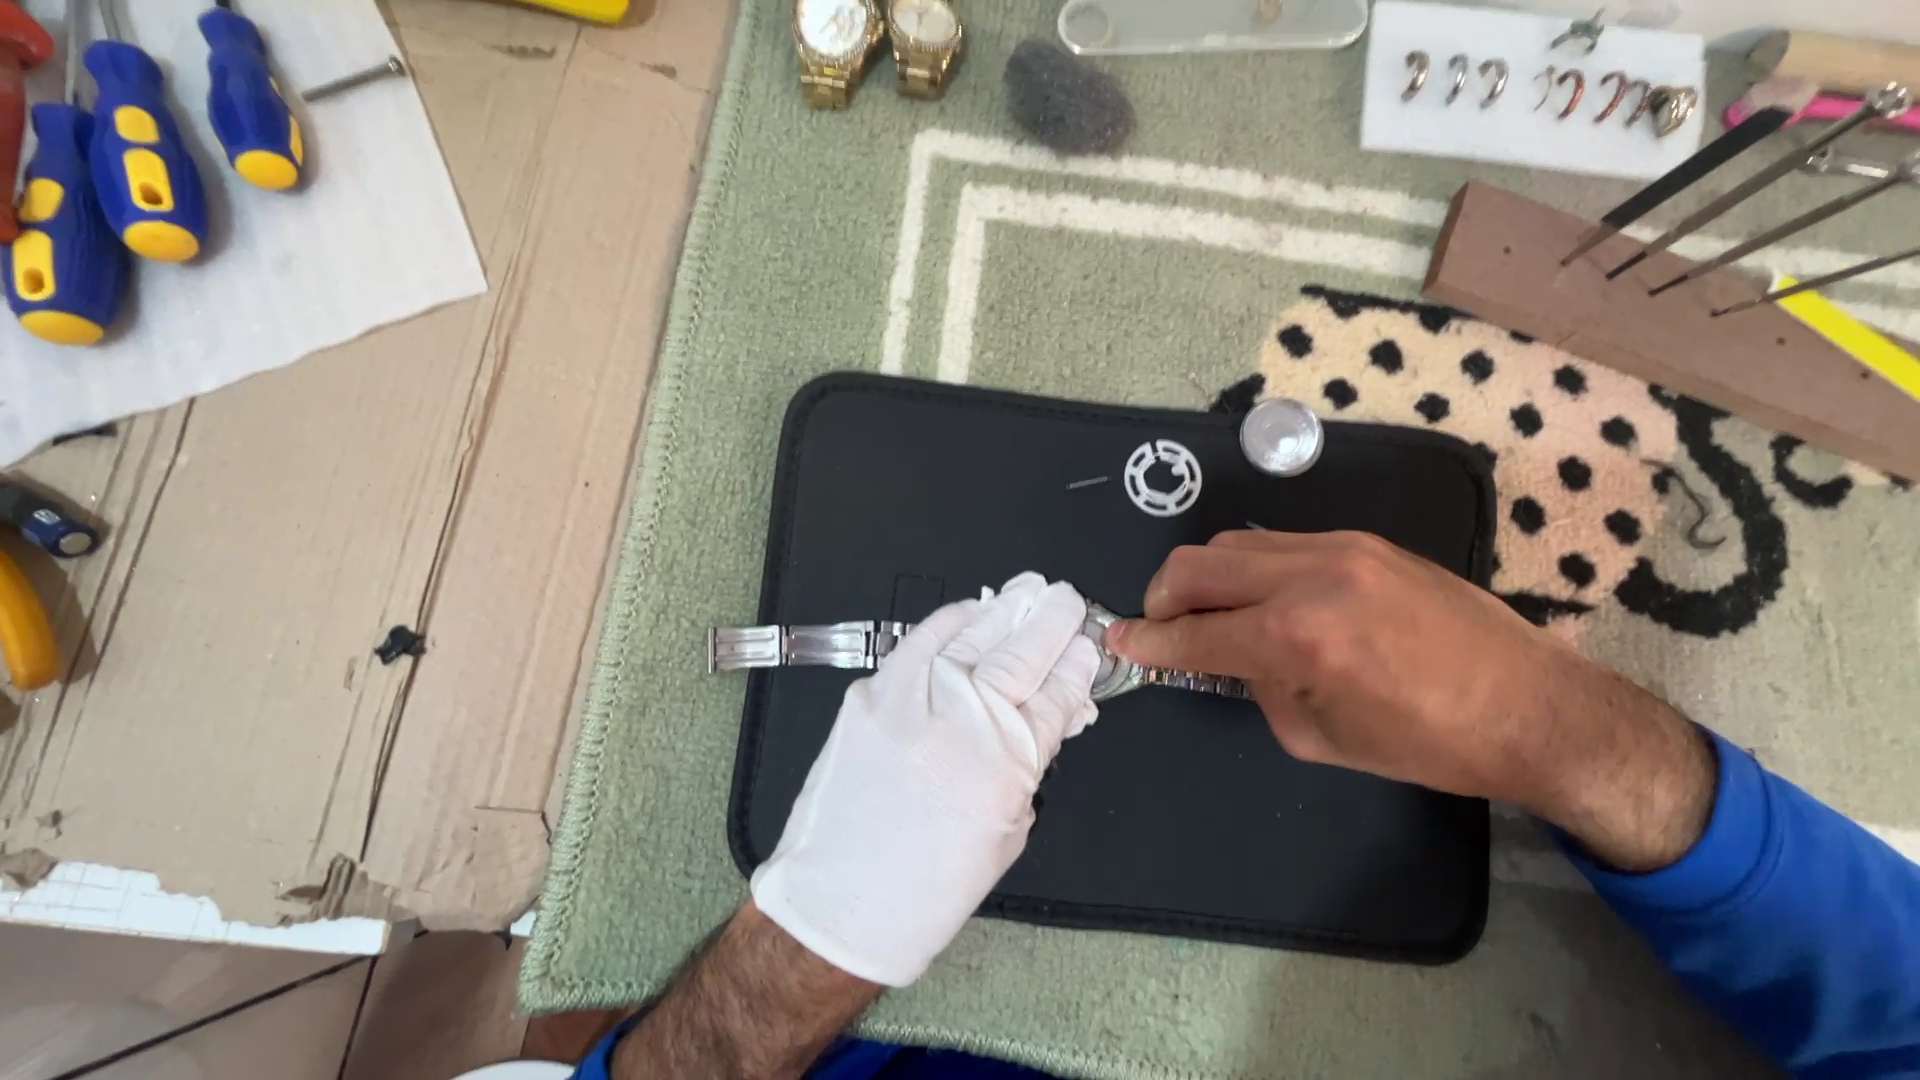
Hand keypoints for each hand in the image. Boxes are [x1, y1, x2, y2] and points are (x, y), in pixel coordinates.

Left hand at [751, 573, 1100, 985]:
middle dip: (1052, 621)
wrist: (844, 900)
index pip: (1058, 693)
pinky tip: (973, 610)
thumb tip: (1052, 714)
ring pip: (974, 635)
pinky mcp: (874, 693)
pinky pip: (920, 640)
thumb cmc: (930, 883)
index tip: (1087, 646)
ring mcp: (915, 699)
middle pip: (1023, 653)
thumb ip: (1030, 763)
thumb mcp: (1008, 827)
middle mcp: (966, 720)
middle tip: (1067, 598)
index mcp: (1011, 762)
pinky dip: (951, 619)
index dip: (1077, 664)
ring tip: (1030, 589)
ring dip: (1007, 608)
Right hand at [1107, 531, 1714, 871]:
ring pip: (1233, 543)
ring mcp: (1339, 549)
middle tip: (1161, 626)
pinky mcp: (1364, 541)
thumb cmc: (1426, 742)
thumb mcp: (1317, 737)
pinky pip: (1279, 544)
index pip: (1193, 635)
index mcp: (1296, 639)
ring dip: (1206, 578)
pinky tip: (1270, 601)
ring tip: (1215, 613)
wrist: (1533, 707)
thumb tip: (1224, 660)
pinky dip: (1253, 570)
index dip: (1146, 642)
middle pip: (1196, 565)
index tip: (1119, 641)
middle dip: (1161, 598)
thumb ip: (1255, 689)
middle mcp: (1309, 578)